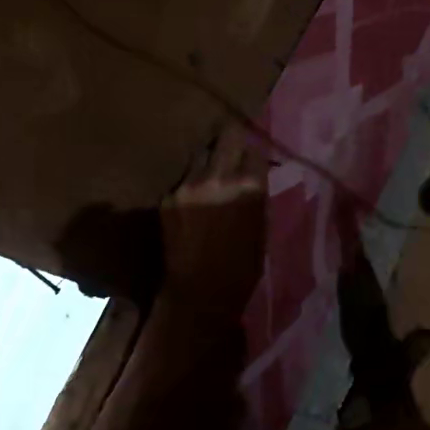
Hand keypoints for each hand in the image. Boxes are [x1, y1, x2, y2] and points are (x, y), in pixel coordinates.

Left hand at [159, 123, 267, 314]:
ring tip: (209, 172)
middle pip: (227, 136)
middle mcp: (218, 176)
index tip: (251, 156)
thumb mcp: (261, 227)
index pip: (255, 149)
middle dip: (232, 139)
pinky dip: (189, 185)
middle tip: (232, 145)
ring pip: (200, 154)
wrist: (200, 293)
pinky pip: (182, 180)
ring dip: (207, 160)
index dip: (253, 153)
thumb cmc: (242, 267)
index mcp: (249, 186)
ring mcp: (188, 184)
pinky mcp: (168, 197)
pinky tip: (192, 198)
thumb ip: (255, 195)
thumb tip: (252, 174)